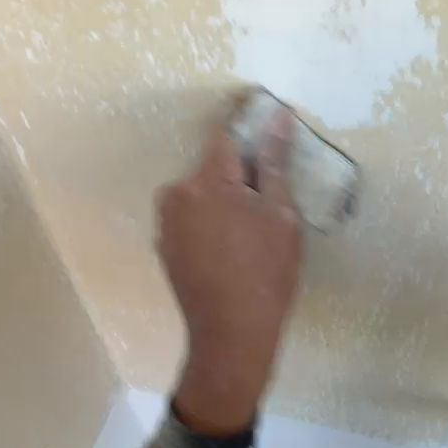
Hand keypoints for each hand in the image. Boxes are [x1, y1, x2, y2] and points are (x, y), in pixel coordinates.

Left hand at [158, 94, 303, 436]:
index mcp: (208, 179)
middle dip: (240, 168)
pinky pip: (192, 215)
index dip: (246, 120)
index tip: (265, 112)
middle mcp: (177, 192)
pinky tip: (234, 245)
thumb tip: (277, 118)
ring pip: (202, 190)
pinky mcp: (164, 245)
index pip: (225, 131)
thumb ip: (276, 162)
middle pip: (213, 163)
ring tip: (254, 225)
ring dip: (225, 194)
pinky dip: (212, 218)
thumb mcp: (282, 213)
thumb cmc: (267, 271)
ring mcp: (166, 221)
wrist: (232, 336)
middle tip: (271, 193)